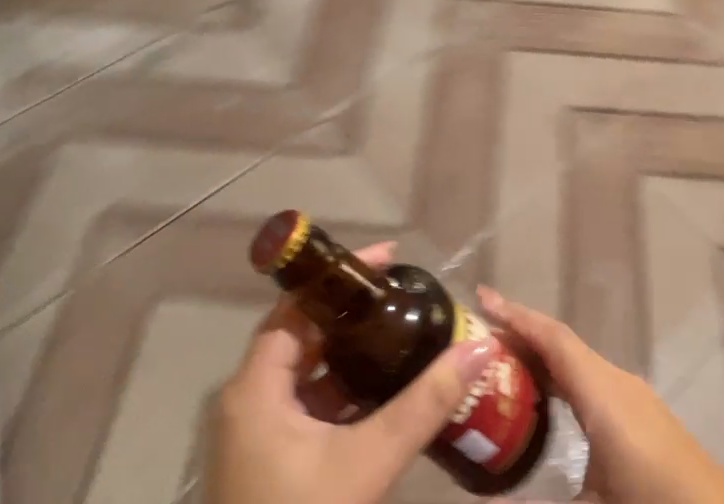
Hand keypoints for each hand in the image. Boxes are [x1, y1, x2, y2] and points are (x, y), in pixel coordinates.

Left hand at [203, 242, 496, 503]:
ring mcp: (252, 434)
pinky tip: (380, 400)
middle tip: (403, 301)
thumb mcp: (368, 459)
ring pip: (304, 377)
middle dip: (352, 318)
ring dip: (349, 360)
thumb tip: (478, 348)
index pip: (296, 307)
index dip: (340, 279)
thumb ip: (424, 403)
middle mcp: (245, 400)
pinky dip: (338, 397)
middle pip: (301, 337)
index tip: (388, 262)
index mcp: (254, 386)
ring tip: (401, 340)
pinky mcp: (263, 462)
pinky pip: (303, 409)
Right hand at [479, 287, 723, 503]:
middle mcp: (619, 384)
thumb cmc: (655, 498)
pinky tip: (547, 398)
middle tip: (477, 338)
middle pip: (564, 345)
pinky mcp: (643, 416)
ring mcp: (635, 398)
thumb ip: (538, 499)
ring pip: (579, 363)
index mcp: (605, 395)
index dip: (517, 316)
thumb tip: (485, 500)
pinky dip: (562, 377)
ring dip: (542, 356)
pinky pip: (592, 380)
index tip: (482, 298)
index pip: (555, 340)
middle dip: (521, 335)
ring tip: (502, 364)